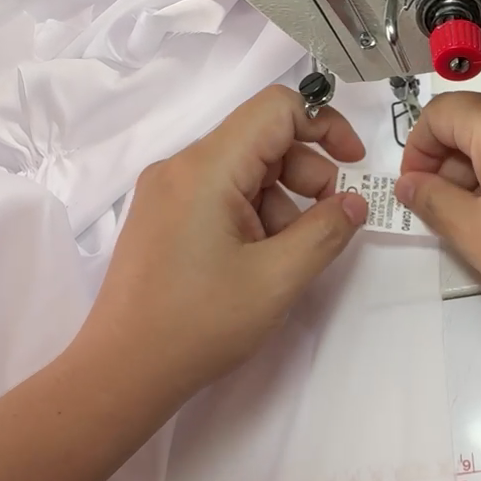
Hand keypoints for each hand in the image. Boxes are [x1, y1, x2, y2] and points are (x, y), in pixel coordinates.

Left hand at [78, 85, 368, 397]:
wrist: (125, 371)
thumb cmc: (200, 323)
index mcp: (205, 169)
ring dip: (284, 204)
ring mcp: (169, 194)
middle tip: (329, 226)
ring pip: (247, 173)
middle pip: (263, 141)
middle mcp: (181, 168)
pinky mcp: (167, 219)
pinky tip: (261, 263)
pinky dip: (257, 219)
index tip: (354, 167)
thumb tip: (356, 202)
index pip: (275, 109)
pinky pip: (225, 198)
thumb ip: (325, 232)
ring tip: (287, 259)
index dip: (325, 126)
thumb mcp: (277, 280)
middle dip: (309, 175)